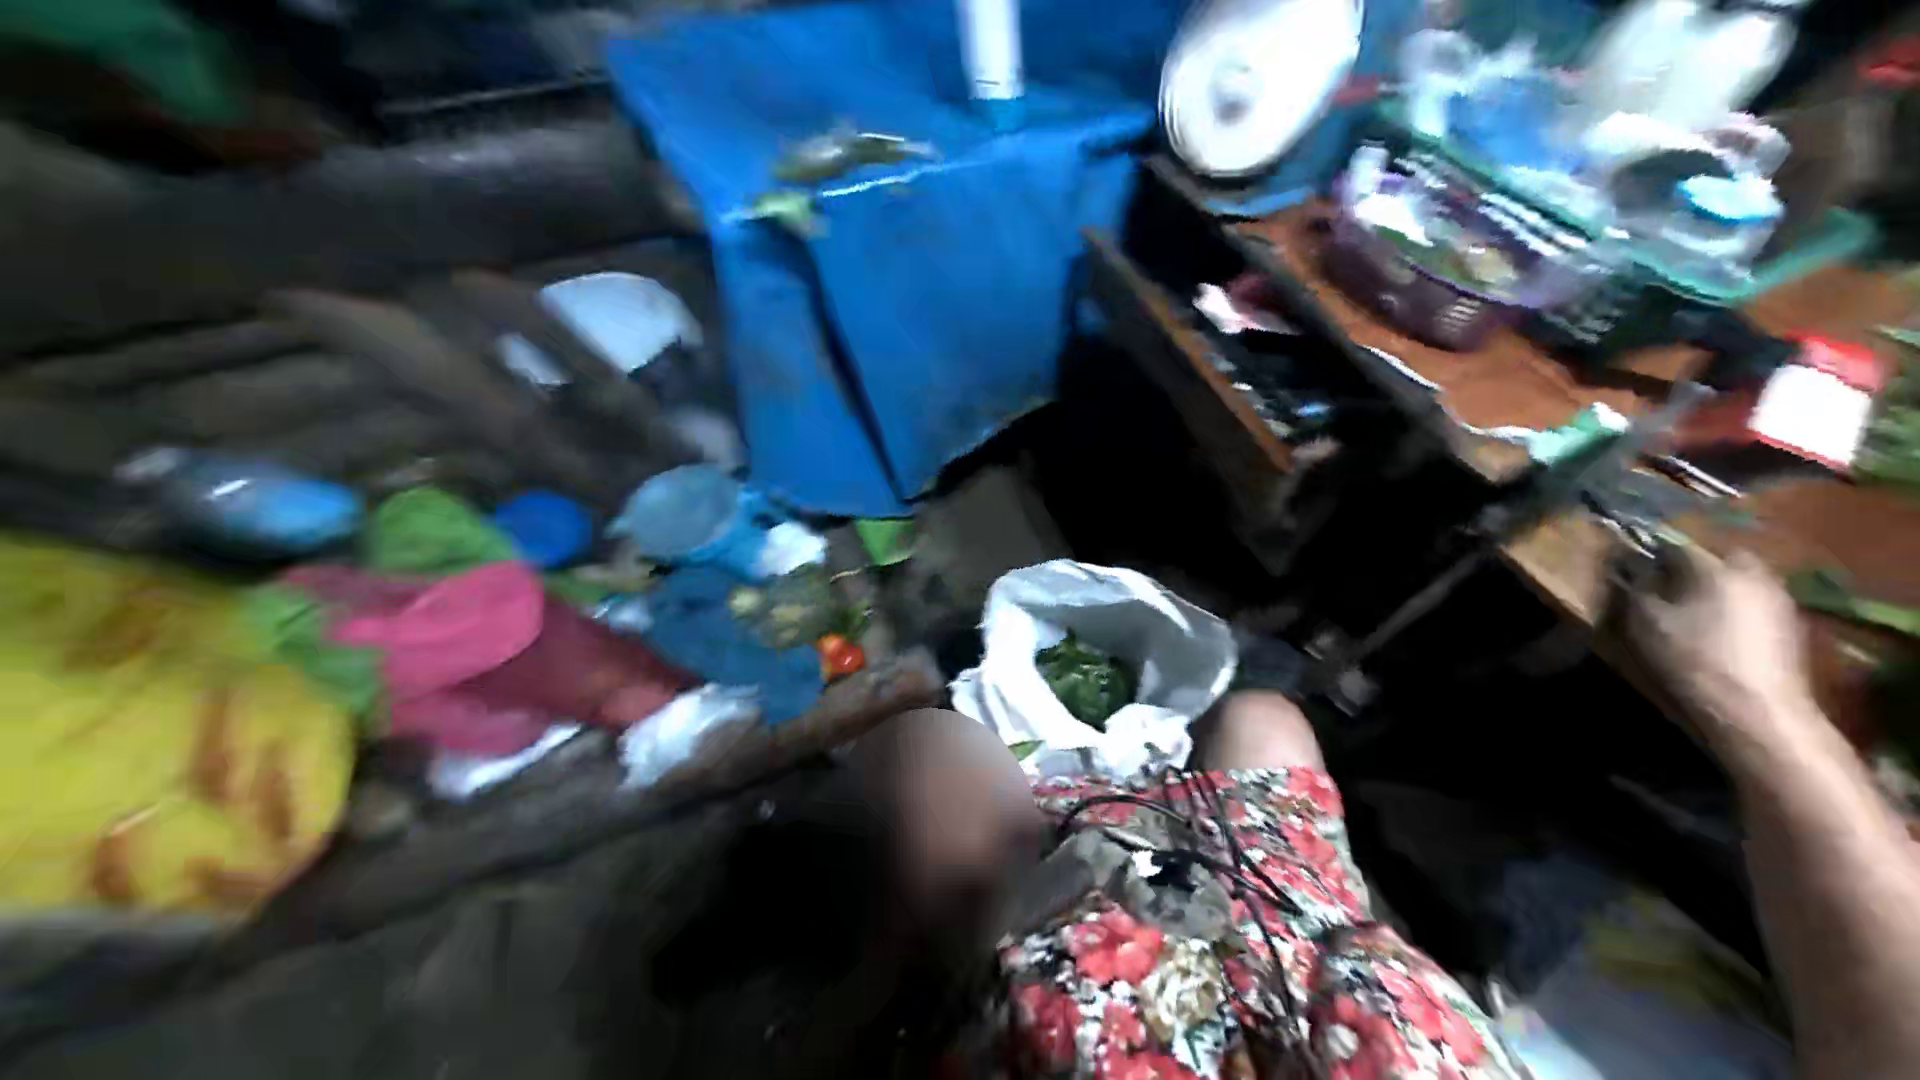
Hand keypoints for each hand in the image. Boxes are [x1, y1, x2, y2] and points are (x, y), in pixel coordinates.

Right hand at [1626, 544, 1818, 754]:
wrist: (1753, 706)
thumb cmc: (1689, 655)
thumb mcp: (1644, 618)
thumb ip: (1636, 584)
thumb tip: (1630, 563)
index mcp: (1716, 569)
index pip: (1678, 545)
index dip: (1650, 551)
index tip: (1629, 563)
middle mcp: (1754, 576)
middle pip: (1719, 556)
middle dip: (1691, 563)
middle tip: (1662, 581)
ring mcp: (1777, 600)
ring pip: (1739, 577)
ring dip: (1712, 583)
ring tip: (1685, 604)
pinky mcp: (1787, 625)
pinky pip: (1751, 599)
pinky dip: (1730, 602)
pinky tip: (1712, 625)